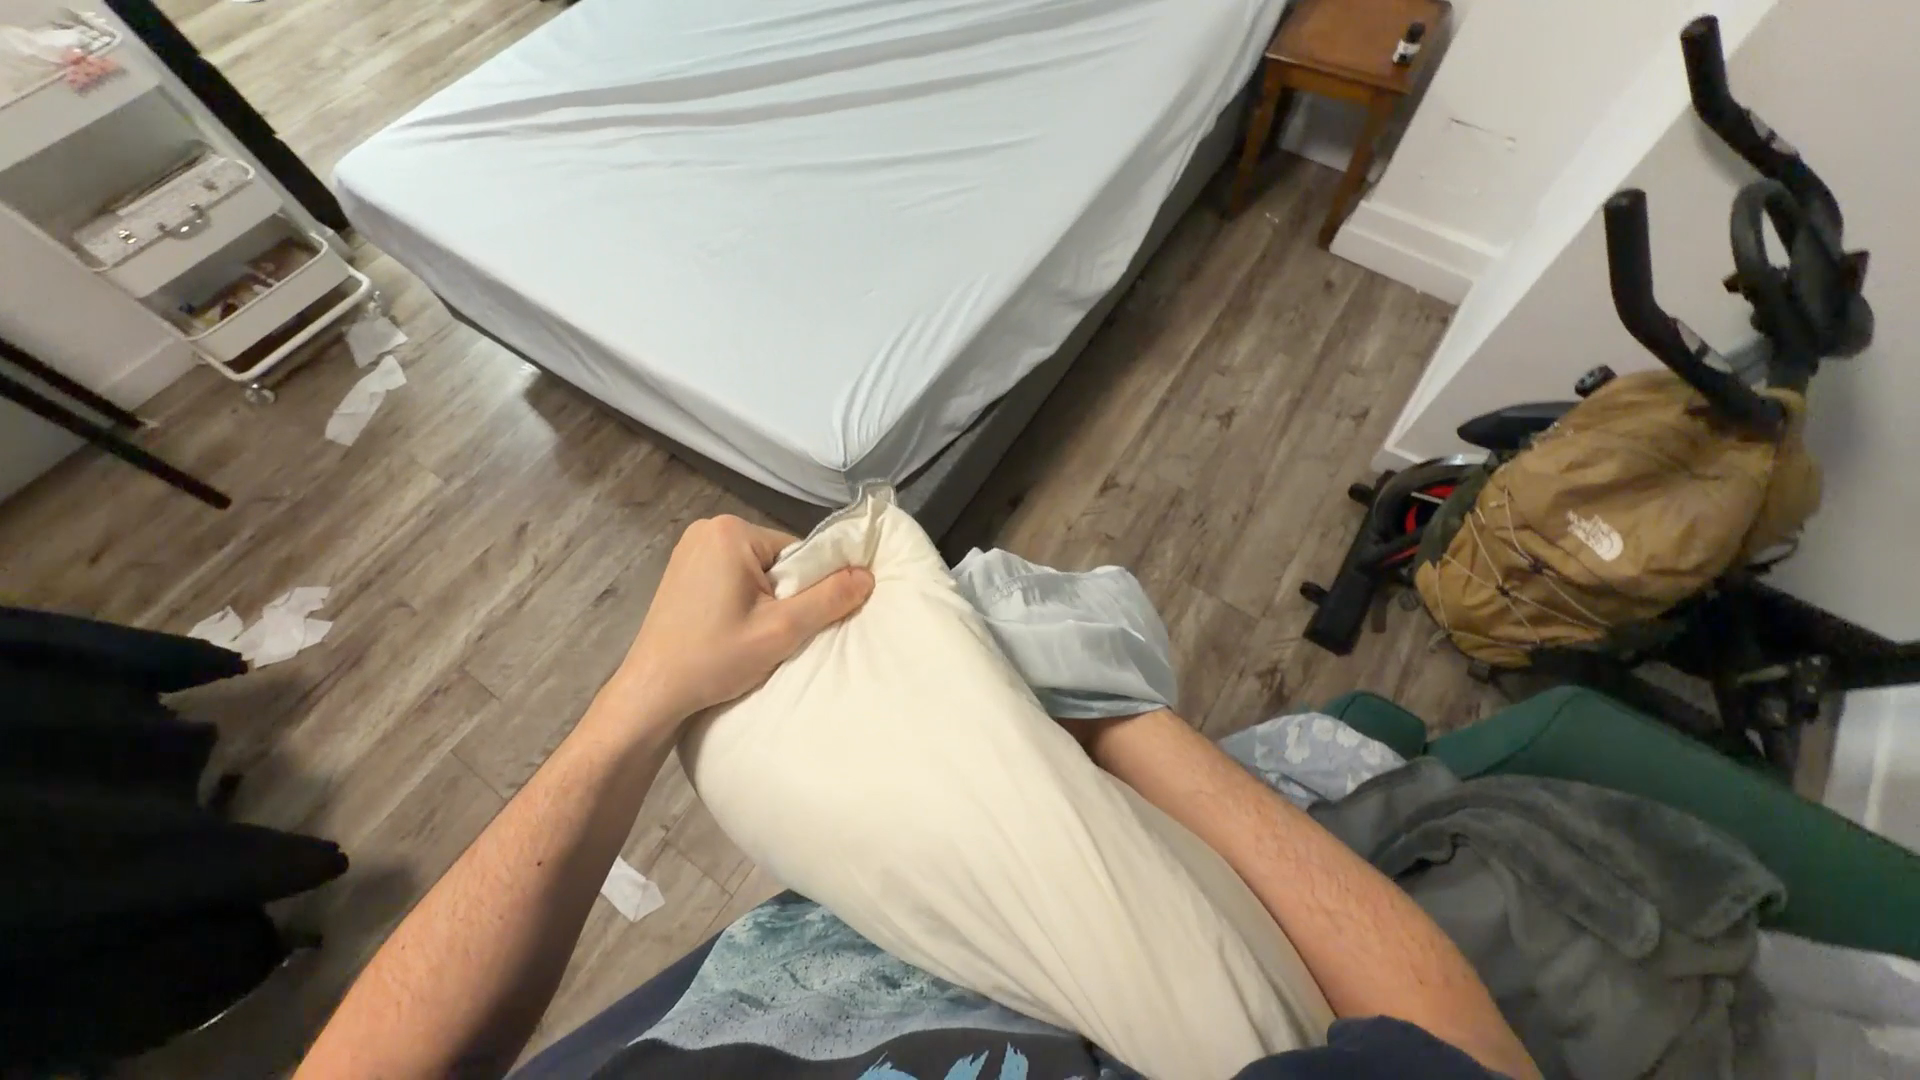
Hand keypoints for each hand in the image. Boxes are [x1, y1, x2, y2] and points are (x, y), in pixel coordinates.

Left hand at [611, 514, 873, 727]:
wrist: (652, 691)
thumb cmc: (714, 658)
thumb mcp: (782, 630)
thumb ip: (829, 598)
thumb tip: (868, 575)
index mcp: (732, 531)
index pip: (798, 551)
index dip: (807, 587)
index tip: (795, 621)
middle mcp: (709, 528)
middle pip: (777, 558)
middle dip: (783, 593)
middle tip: (771, 632)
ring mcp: (691, 547)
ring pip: (757, 569)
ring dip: (763, 599)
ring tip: (749, 634)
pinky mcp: (682, 568)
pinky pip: (733, 575)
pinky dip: (742, 599)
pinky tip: (730, 629)